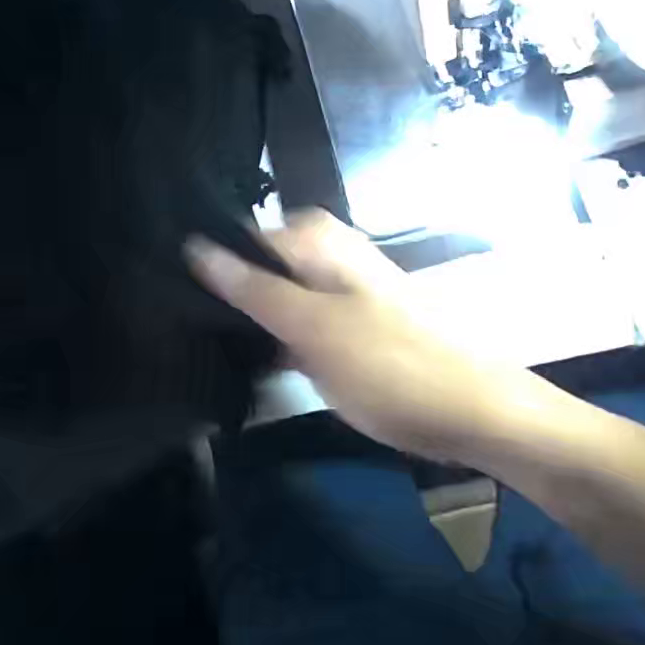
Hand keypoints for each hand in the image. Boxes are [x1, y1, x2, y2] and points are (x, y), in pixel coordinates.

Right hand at [187, 209, 569, 461]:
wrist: (469, 410)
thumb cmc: (388, 365)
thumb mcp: (312, 327)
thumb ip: (256, 289)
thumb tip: (198, 247)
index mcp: (326, 245)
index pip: (251, 234)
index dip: (214, 260)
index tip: (175, 295)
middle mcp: (337, 261)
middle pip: (269, 266)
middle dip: (234, 295)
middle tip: (193, 330)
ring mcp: (349, 297)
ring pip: (286, 299)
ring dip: (259, 323)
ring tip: (214, 352)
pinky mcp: (357, 332)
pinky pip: (307, 327)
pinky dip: (285, 344)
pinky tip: (262, 370)